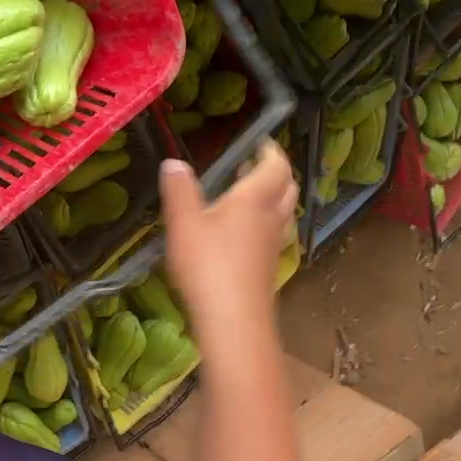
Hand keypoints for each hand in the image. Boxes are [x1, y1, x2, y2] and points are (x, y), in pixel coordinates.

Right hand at [159, 141, 296, 322]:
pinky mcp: (267, 265)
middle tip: (254, 163)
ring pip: (283, 210)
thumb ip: (179, 190)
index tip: (260, 140)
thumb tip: (174, 162)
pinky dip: (266, 220)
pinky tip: (244, 231)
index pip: (275, 165)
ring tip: (249, 192)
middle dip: (275, 171)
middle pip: (286, 186)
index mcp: (254, 198)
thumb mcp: (183, 223)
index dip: (271, 150)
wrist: (233, 319)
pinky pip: (275, 232)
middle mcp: (271, 217)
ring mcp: (273, 243)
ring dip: (273, 196)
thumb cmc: (208, 265)